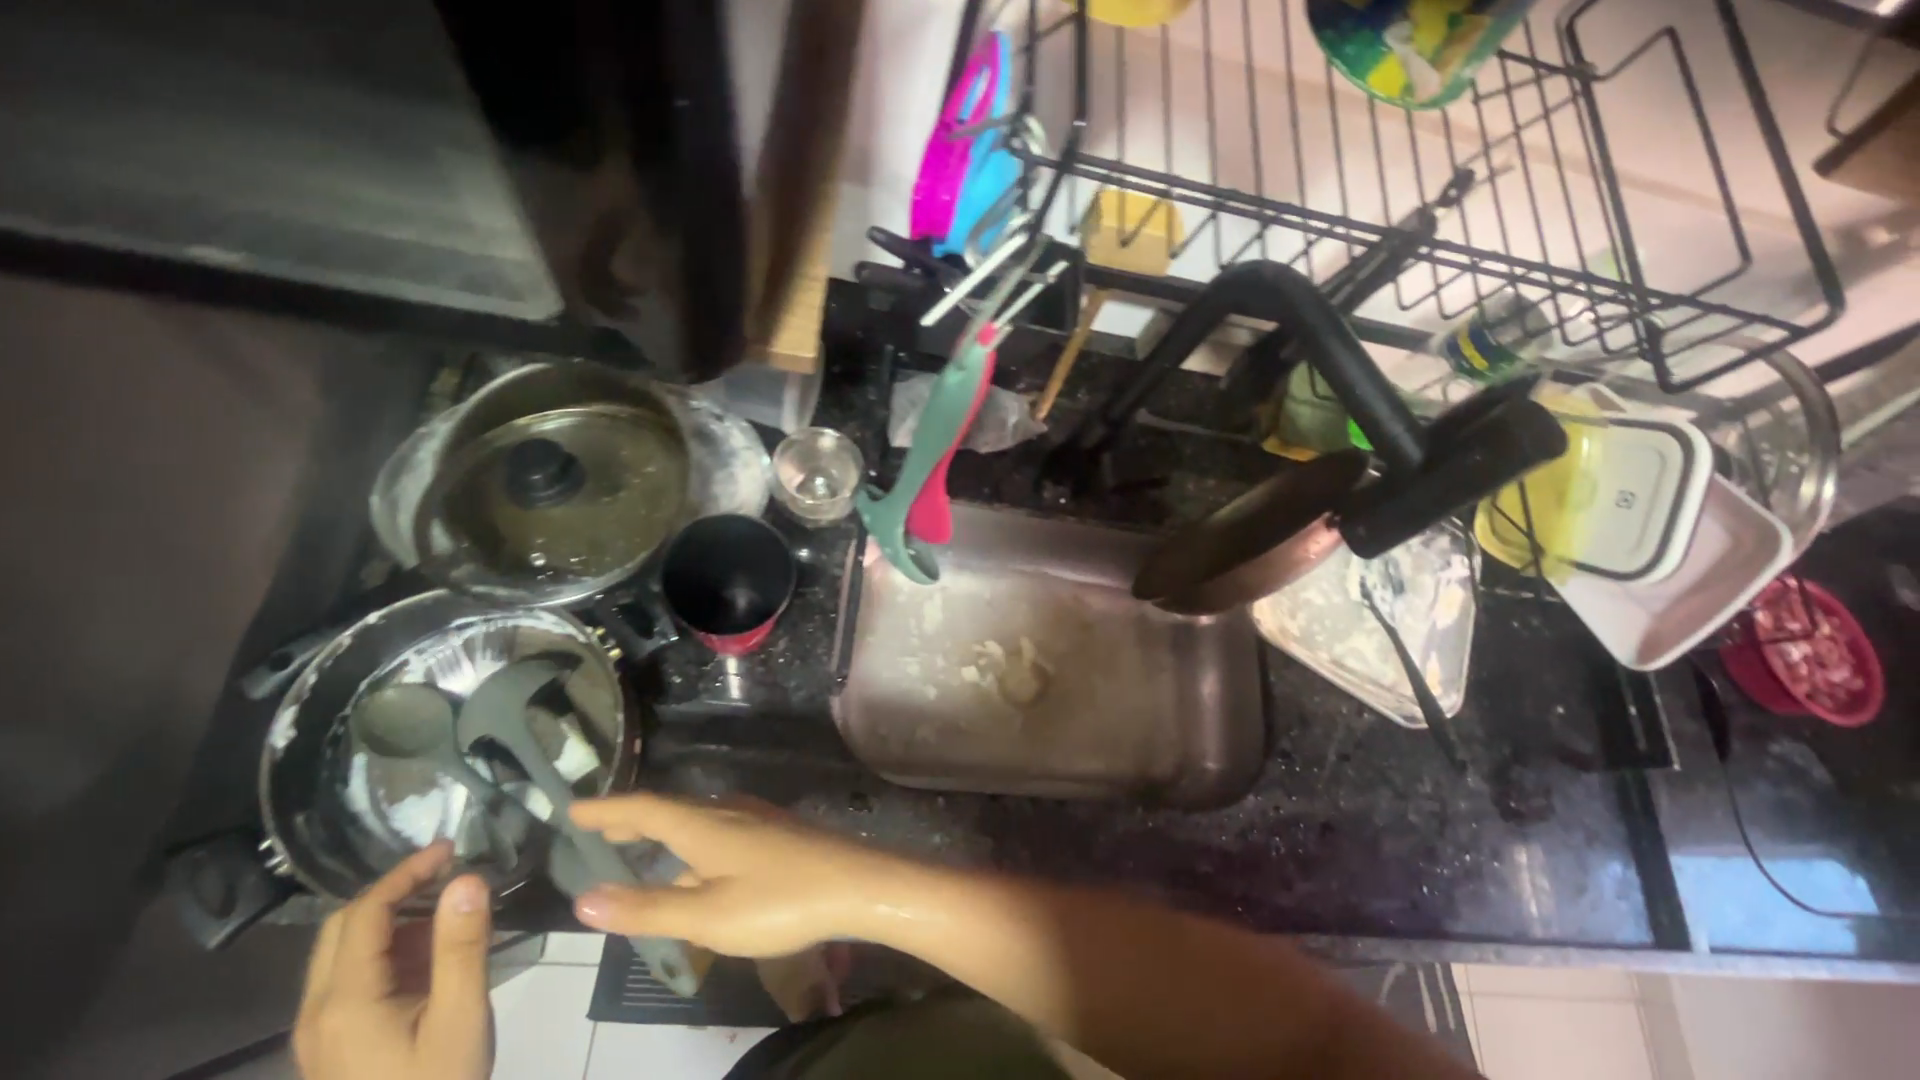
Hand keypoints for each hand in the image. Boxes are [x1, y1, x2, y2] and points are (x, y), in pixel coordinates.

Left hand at [293, 843, 493, 1079]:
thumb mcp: (460, 1017)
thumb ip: (461, 946)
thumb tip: (466, 879)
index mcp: (345, 999)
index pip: (365, 912)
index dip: (406, 872)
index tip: (451, 849)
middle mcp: (318, 1009)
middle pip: (343, 928)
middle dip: (395, 892)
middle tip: (448, 874)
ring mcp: (320, 1031)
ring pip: (345, 954)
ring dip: (394, 922)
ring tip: (452, 914)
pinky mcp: (332, 1046)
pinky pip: (352, 981)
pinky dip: (390, 954)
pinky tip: (432, 961)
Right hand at [569, 793, 911, 957]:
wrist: (858, 885)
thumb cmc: (779, 902)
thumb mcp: (707, 916)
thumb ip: (647, 908)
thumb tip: (583, 898)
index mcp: (703, 825)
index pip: (643, 809)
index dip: (607, 810)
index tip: (574, 808)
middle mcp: (727, 811)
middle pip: (671, 810)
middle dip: (634, 820)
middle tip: (603, 829)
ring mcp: (757, 820)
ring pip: (699, 822)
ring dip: (667, 834)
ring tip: (646, 852)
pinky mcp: (778, 835)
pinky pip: (721, 832)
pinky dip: (695, 844)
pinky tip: (705, 869)